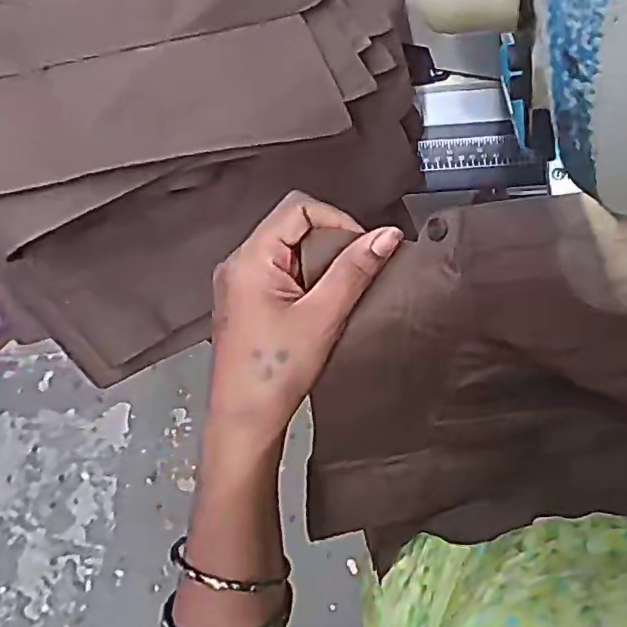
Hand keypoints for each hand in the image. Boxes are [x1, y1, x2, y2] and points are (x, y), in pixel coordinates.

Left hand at [206, 191, 401, 439]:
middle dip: (332, 242)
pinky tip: (320, 307)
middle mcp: (239, 263)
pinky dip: (309, 279)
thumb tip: (387, 235)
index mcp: (250, 259)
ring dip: (321, 262)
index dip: (338, 220)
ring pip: (290, 248)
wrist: (245, 418)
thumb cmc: (275, 372)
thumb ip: (355, 269)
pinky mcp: (247, 299)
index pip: (299, 207)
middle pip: (293, 223)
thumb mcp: (324, 315)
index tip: (363, 248)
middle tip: (354, 274)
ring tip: (337, 295)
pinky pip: (282, 270)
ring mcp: (240, 281)